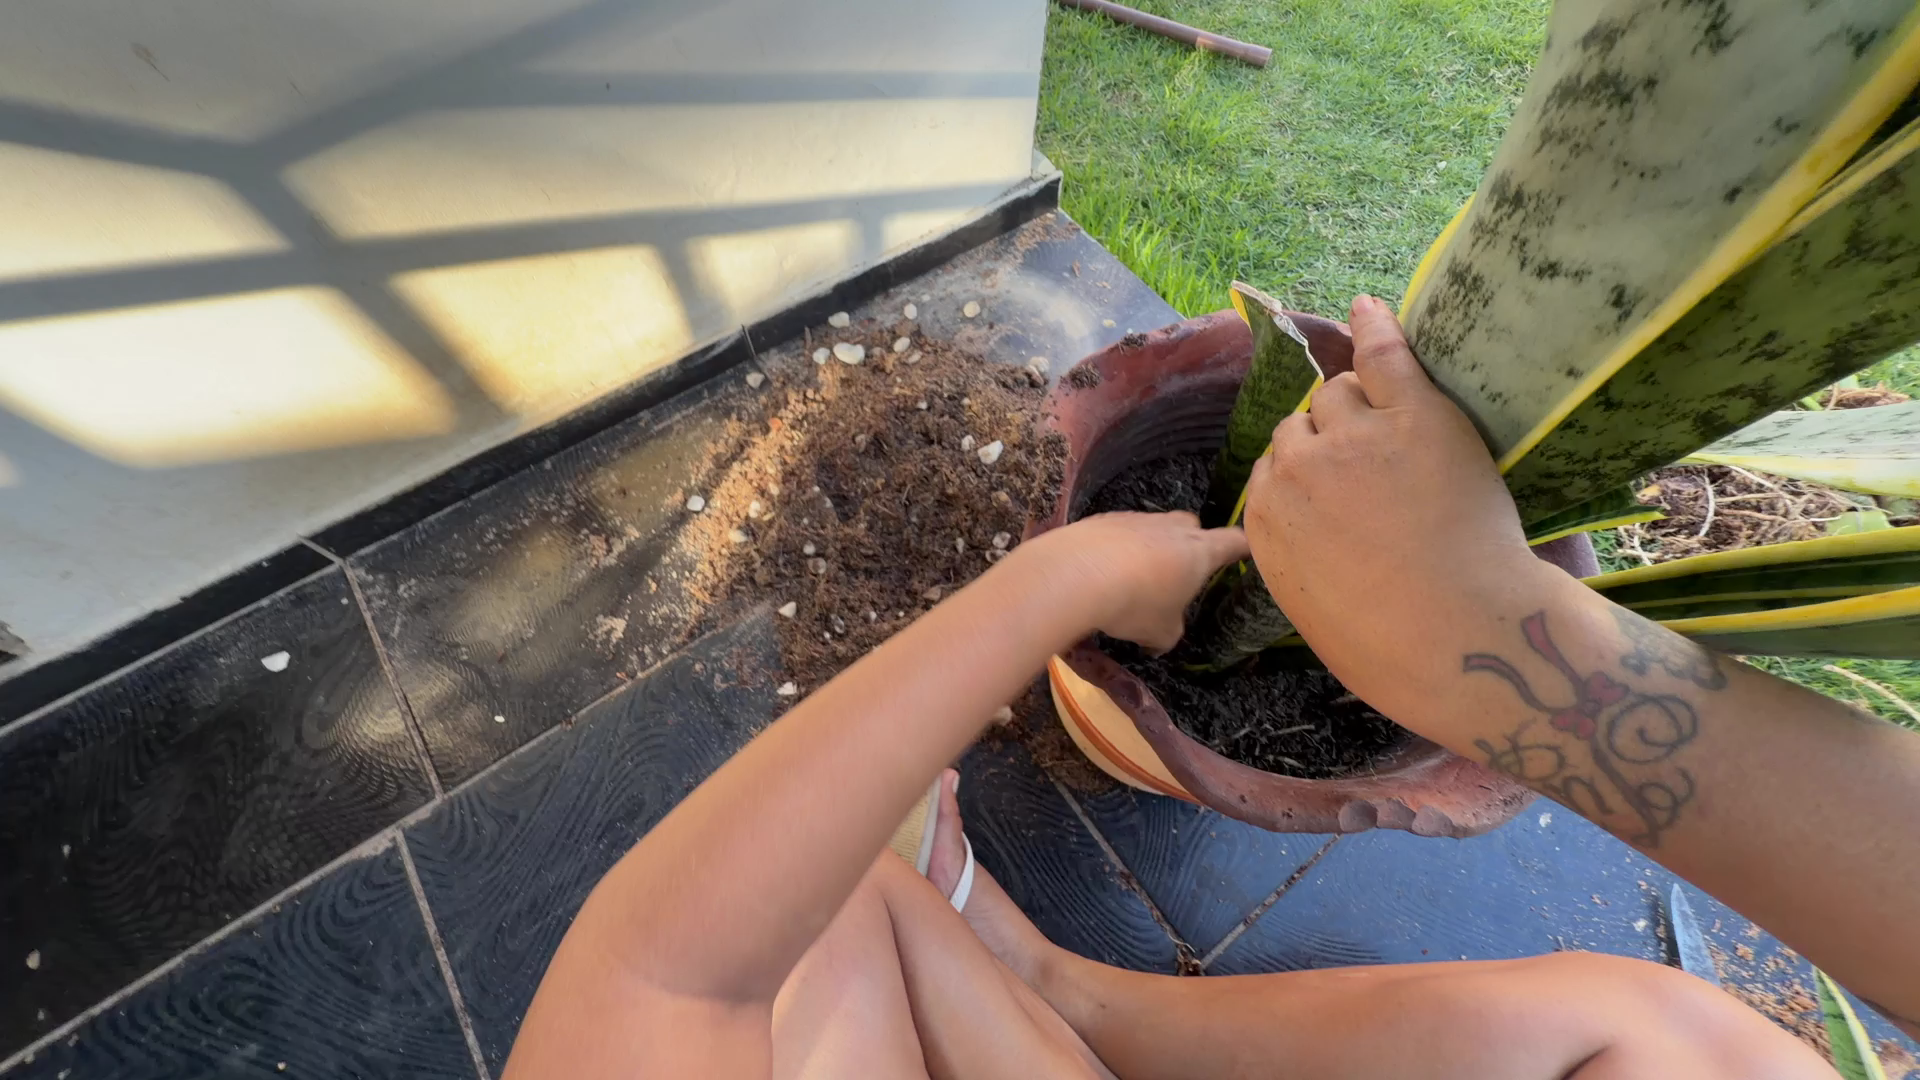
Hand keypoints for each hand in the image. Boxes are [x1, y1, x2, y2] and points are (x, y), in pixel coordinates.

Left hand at [1022, 512, 1248, 651]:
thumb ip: (1168, 633)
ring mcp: (1136, 518)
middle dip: (1190, 546)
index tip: (1249, 551)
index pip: (1235, 541)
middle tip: (1179, 574)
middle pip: (1192, 527)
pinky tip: (1100, 572)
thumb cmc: (1134, 604)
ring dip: (1148, 549)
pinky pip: (1118, 533)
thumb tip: (1159, 640)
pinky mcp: (1102, 519)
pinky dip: (1115, 549)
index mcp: (1199, 551)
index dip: (1244, 547)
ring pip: (1152, 530)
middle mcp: (1171, 527)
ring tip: (1129, 580)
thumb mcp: (1160, 632)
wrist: (1075, 572)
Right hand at [1241, 295, 1559, 712]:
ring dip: (1356, 405)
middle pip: (1300, 426)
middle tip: (1370, 467)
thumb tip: (1303, 532)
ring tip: (1393, 428)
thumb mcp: (1305, 602)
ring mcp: (1350, 438)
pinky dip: (1376, 329)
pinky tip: (1369, 306)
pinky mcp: (1411, 417)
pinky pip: (1382, 357)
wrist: (1449, 638)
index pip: (1271, 466)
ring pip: (1337, 394)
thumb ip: (1290, 551)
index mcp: (1265, 517)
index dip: (1304, 471)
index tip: (1331, 487)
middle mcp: (1294, 468)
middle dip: (1327, 439)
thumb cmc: (1380, 641)